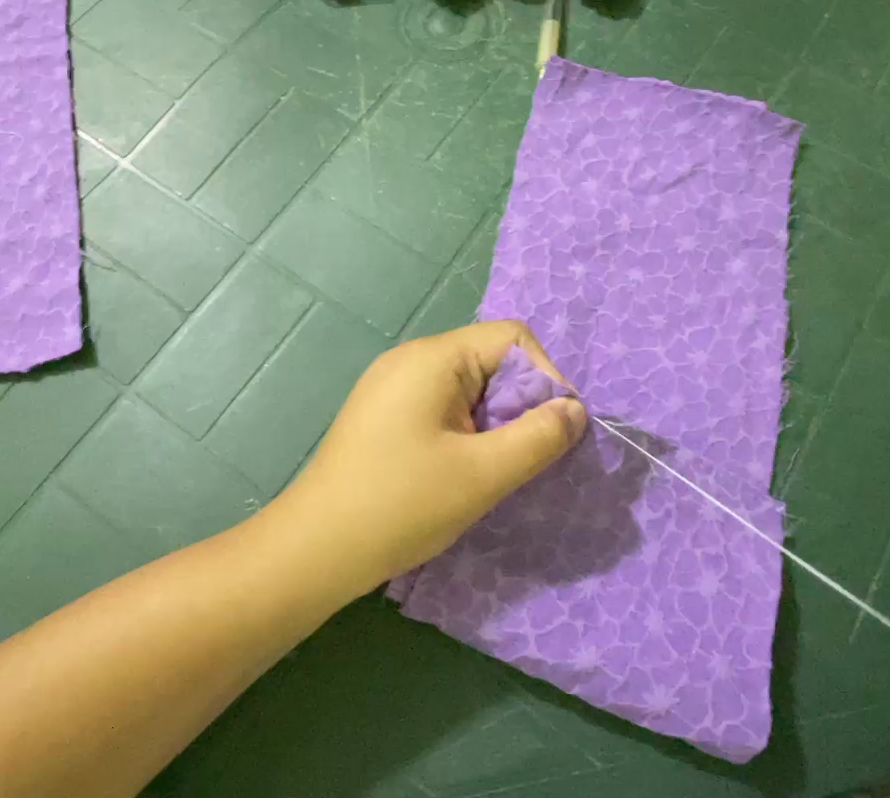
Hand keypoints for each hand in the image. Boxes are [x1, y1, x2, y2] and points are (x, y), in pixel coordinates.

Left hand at [267, 321, 586, 593]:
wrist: (315, 549)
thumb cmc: (401, 504)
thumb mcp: (483, 473)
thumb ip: (538, 437)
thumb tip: (574, 409)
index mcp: (432, 358)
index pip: (512, 339)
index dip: (544, 379)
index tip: (554, 432)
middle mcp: (410, 360)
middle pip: (490, 361)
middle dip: (519, 405)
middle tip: (524, 459)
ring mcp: (391, 388)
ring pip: (468, 389)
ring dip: (494, 424)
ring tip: (493, 470)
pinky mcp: (382, 416)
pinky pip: (442, 408)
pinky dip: (467, 433)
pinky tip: (462, 473)